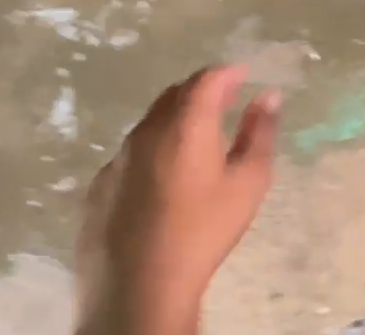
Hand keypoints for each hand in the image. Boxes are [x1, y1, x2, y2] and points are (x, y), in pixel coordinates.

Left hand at [75, 65, 279, 334]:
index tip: (244, 75)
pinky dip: (151, 150)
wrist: (137, 292)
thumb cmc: (204, 230)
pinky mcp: (97, 191)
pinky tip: (163, 179)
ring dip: (174, 119)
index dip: (227, 72)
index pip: (206, 79)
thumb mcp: (250, 180)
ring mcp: (115, 163)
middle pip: (173, 95)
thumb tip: (267, 96)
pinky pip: (128, 155)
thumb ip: (260, 131)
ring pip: (148, 124)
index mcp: (185, 125)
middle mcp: (145, 134)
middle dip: (201, 91)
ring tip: (197, 141)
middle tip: (225, 102)